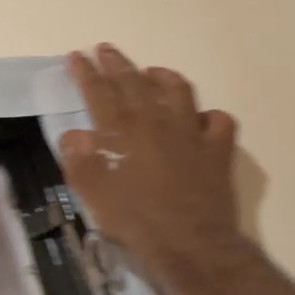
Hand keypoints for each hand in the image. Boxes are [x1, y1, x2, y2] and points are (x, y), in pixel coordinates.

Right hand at [59, 44, 241, 262]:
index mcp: (120, 129)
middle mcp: (155, 120)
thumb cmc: (133, 219)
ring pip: (178, 91)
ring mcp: (190, 132)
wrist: (188, 244)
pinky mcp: (217, 149)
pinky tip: (202, 119)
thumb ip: (77, 157)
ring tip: (153, 72)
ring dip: (162, 77)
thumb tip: (76, 135)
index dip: (85, 71)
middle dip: (117, 63)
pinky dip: (209, 116)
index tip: (76, 56)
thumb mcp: (90, 192)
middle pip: (134, 81)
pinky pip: (218, 122)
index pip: (98, 90)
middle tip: (106, 50)